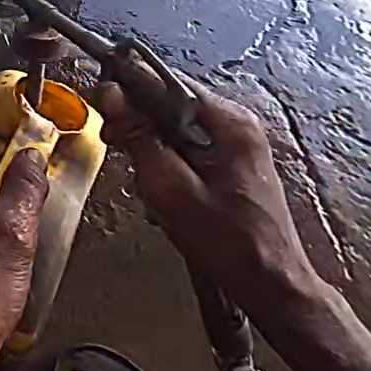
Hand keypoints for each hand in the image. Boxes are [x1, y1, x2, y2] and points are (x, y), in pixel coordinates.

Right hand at [93, 77, 320, 314]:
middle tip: (111, 141)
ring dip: (146, 143)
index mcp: (228, 121)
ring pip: (172, 125)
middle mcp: (234, 124)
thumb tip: (111, 93)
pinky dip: (162, 158)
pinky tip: (155, 184)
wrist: (273, 288)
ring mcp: (233, 144)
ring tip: (137, 173)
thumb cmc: (226, 241)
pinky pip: (183, 144)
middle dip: (135, 121)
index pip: (164, 82)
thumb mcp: (169, 186)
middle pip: (168, 102)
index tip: (97, 101)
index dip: (126, 88)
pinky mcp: (228, 163)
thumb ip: (138, 136)